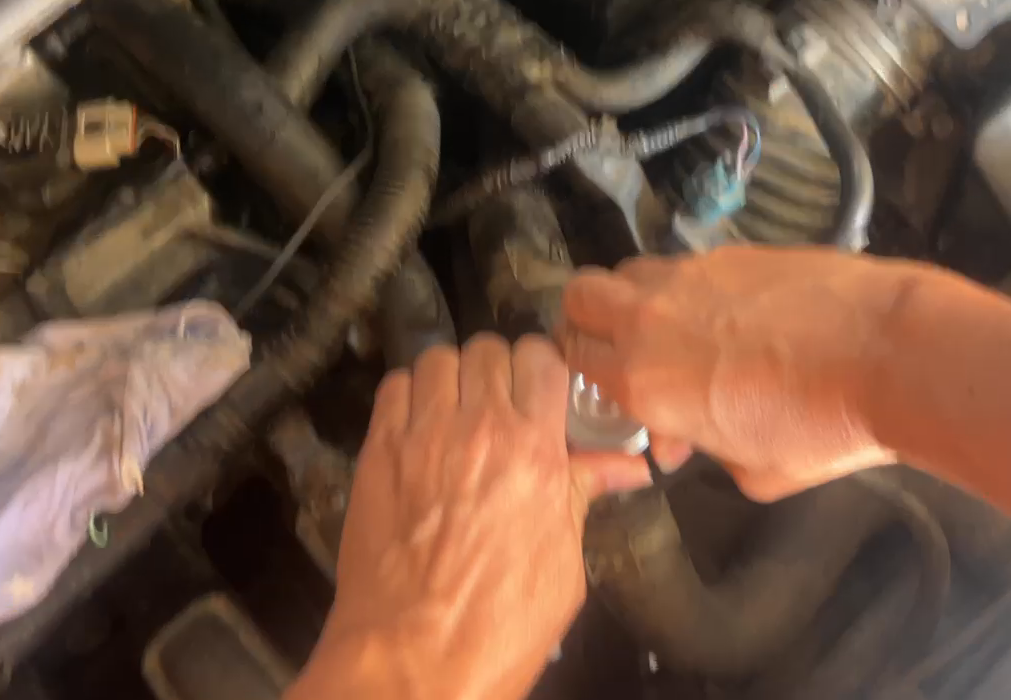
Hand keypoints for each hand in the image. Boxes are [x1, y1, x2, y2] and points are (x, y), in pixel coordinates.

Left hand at [291, 337, 597, 699]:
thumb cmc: (500, 623)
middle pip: (489, 347)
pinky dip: (409, 391)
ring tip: (455, 406)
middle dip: (498, 367)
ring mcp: (424, 434)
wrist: (413, 662)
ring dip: (452, 375)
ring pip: (439, 356)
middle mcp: (480, 427)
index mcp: (534, 450)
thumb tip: (632, 465)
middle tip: (498, 399)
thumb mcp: (563, 562)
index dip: (542, 363)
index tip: (539, 383)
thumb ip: (585, 493)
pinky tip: (417, 420)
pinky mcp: (379, 448)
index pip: (541, 357)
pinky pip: (395, 384)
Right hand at [561, 246, 915, 501]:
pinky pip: (680, 265)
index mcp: (641, 380)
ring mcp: (684, 276)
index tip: (605, 383)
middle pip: (577, 296)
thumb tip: (684, 434)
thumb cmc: (821, 427)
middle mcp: (646, 319)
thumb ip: (702, 450)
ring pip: (627, 271)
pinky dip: (685, 287)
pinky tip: (732, 309)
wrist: (888, 352)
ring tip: (675, 322)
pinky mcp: (723, 251)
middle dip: (586, 319)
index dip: (581, 370)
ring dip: (634, 297)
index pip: (571, 357)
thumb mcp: (755, 471)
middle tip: (617, 342)